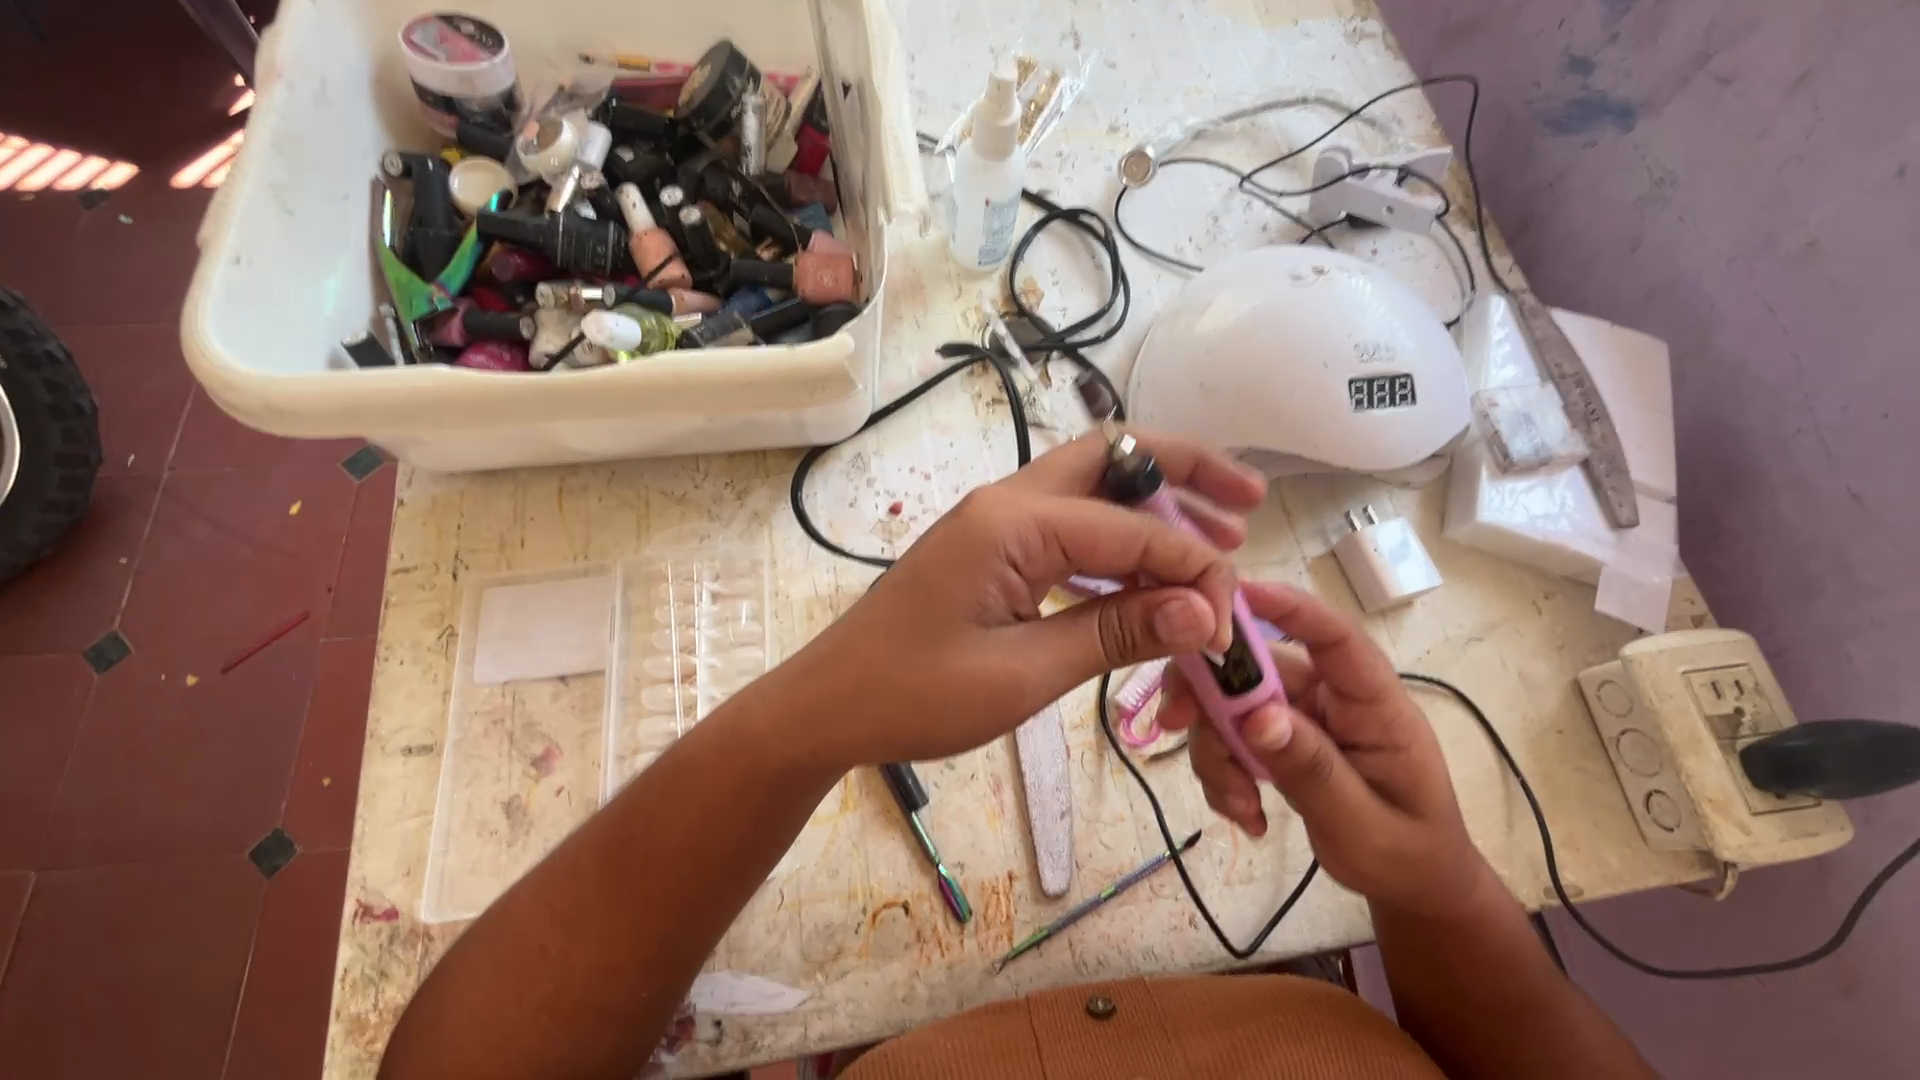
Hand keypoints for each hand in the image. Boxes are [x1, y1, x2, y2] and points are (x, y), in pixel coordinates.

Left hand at [777, 431, 1266, 769]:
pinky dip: (1114, 541)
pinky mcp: (989, 550)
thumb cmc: (915, 695)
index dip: (1191, 569)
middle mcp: (1006, 502)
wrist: (829, 704)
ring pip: (1091, 488)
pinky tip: (1148, 574)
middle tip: (1248, 503)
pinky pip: (1066, 527)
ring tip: (1219, 534)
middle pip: (1113, 458)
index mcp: (1013, 522)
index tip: (1229, 622)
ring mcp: (994, 522)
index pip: (1131, 527)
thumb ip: (1114, 633)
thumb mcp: (1022, 673)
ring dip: (1154, 506)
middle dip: (1186, 472)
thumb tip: (1202, 613)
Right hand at [1156, 582, 1491, 916]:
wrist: (1409, 885)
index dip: (1285, 607)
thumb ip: (1313, 770)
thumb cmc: (1407, 855)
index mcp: (1372, 703)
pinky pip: (1227, 737)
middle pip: (1254, 667)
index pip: (1334, 637)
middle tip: (1175, 726)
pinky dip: (1220, 772)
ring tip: (1240, 806)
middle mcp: (1328, 696)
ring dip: (1215, 751)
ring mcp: (1298, 716)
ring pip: (1228, 704)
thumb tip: (1257, 717)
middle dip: (1209, 696)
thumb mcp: (1364, 827)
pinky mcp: (1274, 738)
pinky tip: (1244, 813)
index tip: (1228, 597)